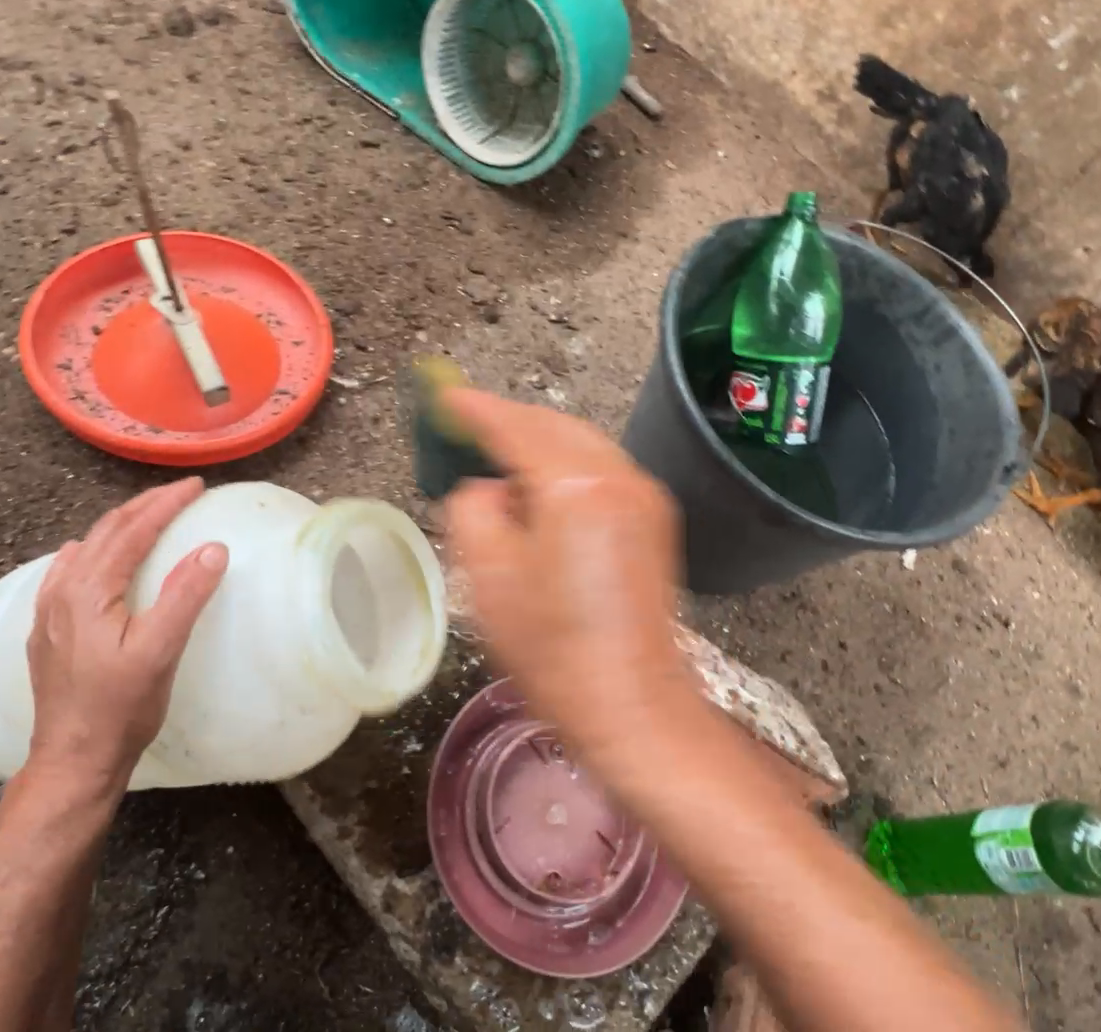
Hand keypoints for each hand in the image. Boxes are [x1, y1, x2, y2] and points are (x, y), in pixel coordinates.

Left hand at [24, 478, 228, 798]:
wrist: (73, 758)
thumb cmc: (121, 707)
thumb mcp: (160, 651)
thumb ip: (184, 595)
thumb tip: (212, 547)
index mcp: (89, 590)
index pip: (132, 531)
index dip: (166, 504)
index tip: (197, 486)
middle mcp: (62, 591)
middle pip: (106, 532)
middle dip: (144, 507)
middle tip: (181, 494)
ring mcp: (49, 611)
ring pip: (86, 550)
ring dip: (120, 527)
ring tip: (149, 518)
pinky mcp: (47, 630)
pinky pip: (69, 572)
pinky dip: (93, 552)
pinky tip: (91, 558)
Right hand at [441, 389, 696, 755]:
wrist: (632, 705)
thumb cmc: (553, 650)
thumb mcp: (488, 578)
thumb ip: (474, 510)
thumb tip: (490, 490)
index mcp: (574, 487)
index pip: (516, 428)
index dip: (475, 410)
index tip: (445, 396)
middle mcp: (619, 477)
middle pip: (556, 426)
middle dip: (510, 421)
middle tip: (467, 423)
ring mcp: (645, 497)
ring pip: (583, 446)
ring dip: (540, 443)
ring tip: (499, 453)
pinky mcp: (655, 522)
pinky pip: (603, 472)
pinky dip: (568, 466)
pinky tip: (544, 487)